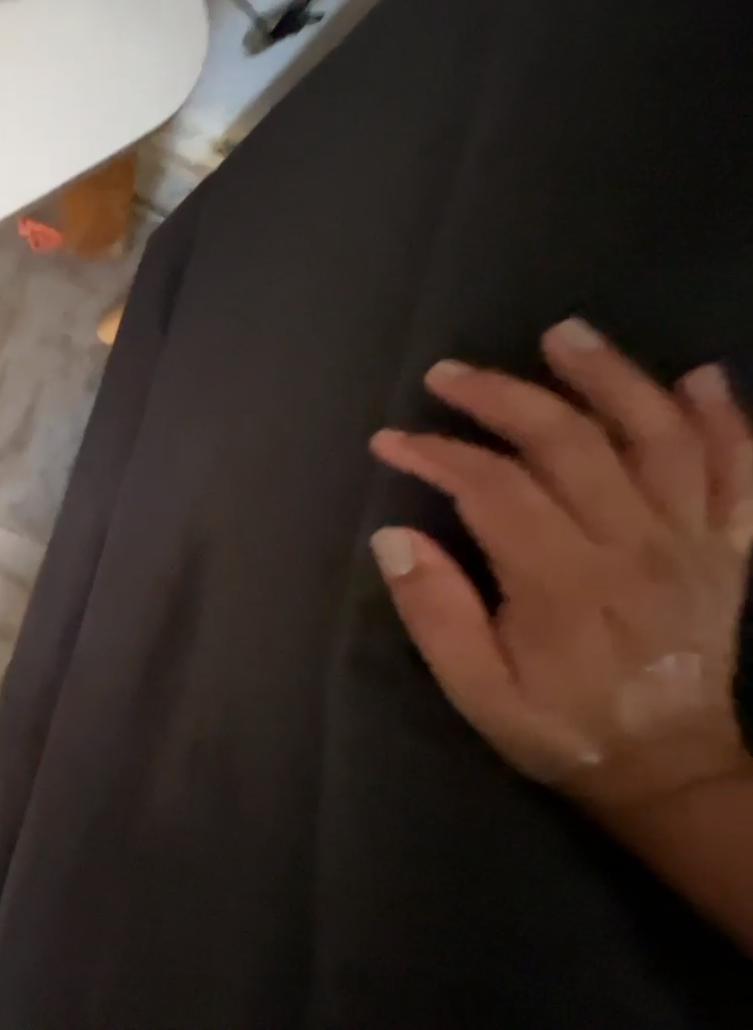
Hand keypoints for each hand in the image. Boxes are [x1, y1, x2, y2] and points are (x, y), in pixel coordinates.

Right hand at [369, 318, 752, 822]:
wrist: (678, 770)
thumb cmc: (558, 725)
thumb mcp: (474, 687)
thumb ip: (433, 611)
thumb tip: (392, 537)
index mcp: (565, 580)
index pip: (494, 489)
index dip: (437, 454)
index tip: (390, 442)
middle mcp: (637, 545)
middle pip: (572, 444)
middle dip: (504, 398)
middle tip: (450, 373)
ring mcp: (696, 541)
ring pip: (663, 436)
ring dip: (612, 379)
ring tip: (564, 336)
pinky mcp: (730, 548)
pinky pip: (743, 470)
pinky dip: (726, 418)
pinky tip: (697, 379)